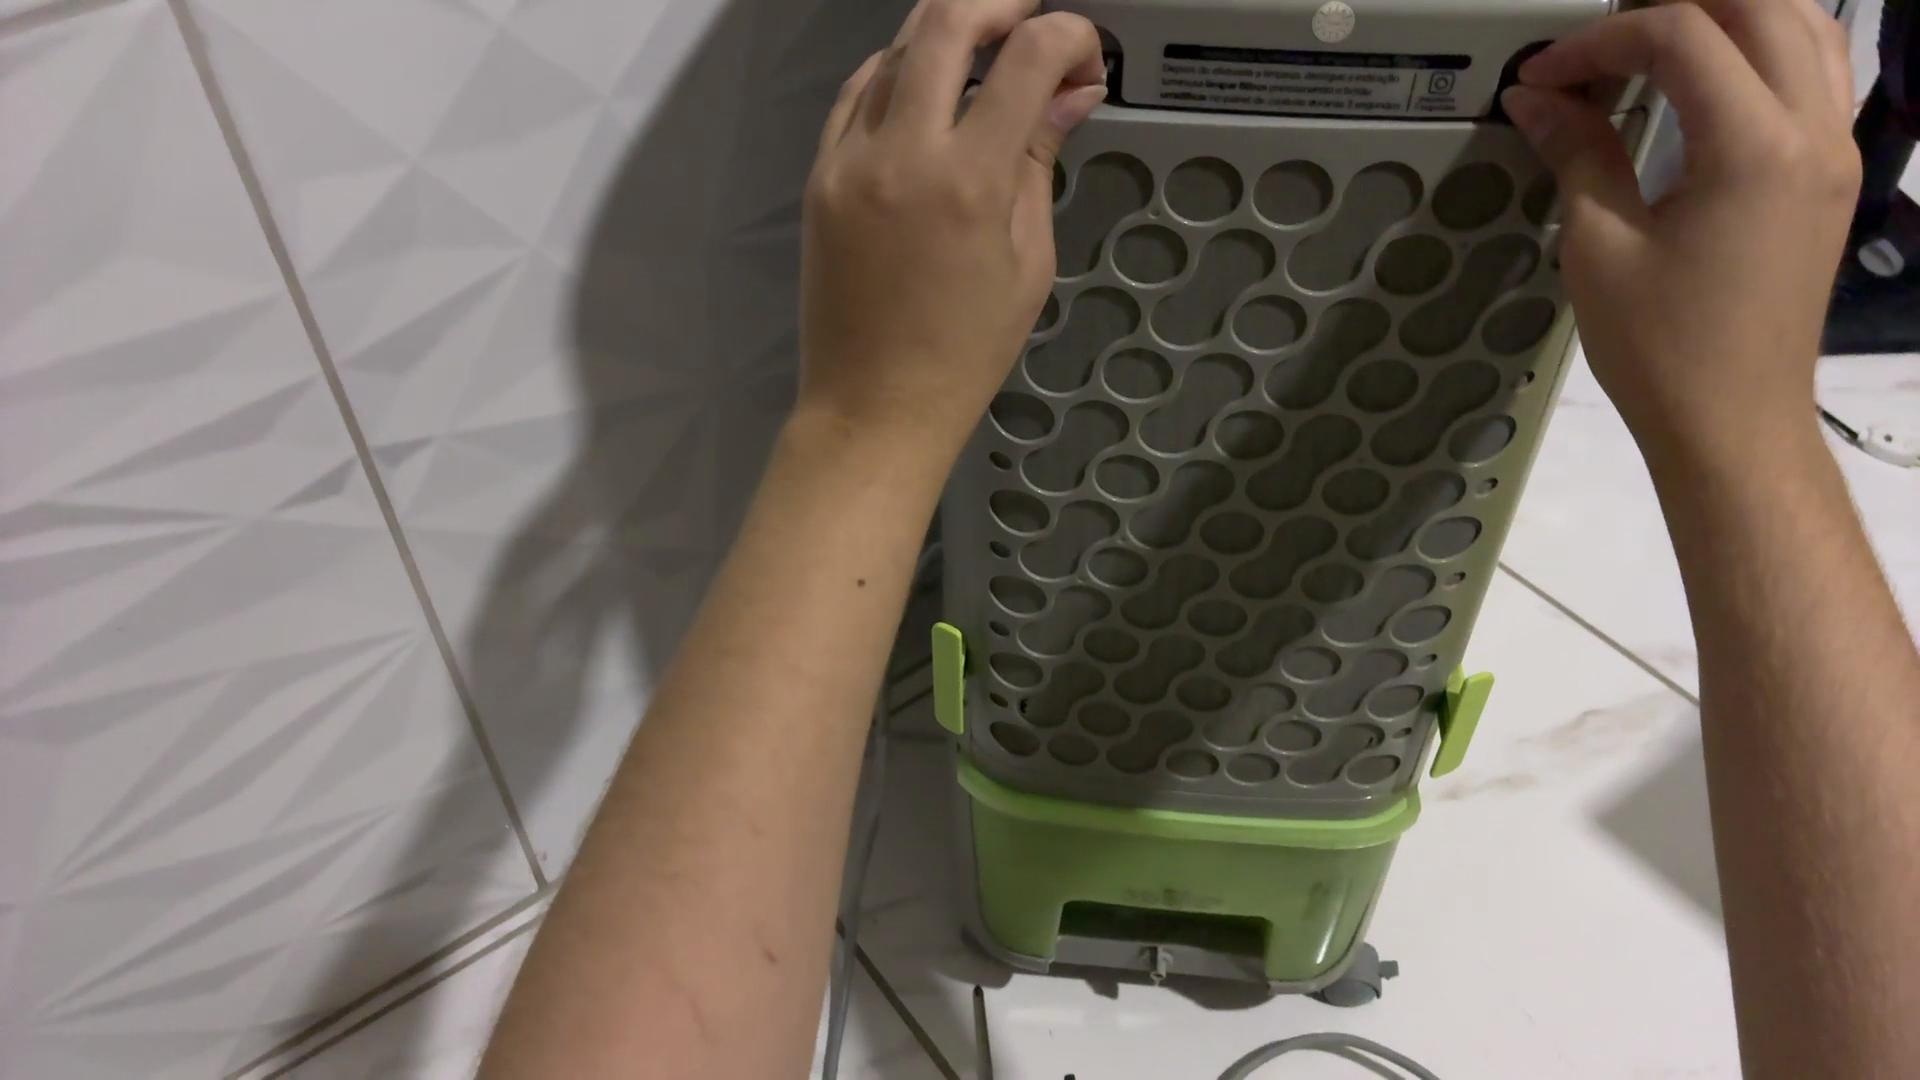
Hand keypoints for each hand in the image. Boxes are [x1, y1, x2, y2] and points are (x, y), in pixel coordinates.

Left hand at [796, 0, 1104, 459]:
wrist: (874, 406)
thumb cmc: (965, 355)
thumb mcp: (1026, 268)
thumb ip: (1038, 168)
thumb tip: (1068, 97)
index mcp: (968, 183)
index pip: (1028, 60)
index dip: (1070, 37)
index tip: (1086, 58)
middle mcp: (902, 153)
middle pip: (946, 19)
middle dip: (1002, 2)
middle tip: (1034, 20)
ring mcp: (848, 161)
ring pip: (894, 50)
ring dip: (945, 33)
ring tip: (984, 56)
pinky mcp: (818, 179)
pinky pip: (856, 97)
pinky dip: (895, 75)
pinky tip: (924, 91)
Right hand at [1501, 0, 1859, 457]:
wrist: (1730, 414)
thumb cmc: (1655, 344)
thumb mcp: (1599, 249)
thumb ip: (1578, 158)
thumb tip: (1538, 101)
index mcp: (1753, 147)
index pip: (1684, 39)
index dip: (1600, 43)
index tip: (1538, 76)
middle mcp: (1816, 126)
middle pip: (1762, 5)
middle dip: (1667, 10)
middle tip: (1590, 49)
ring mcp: (1838, 145)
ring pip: (1805, 26)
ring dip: (1723, 20)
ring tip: (1641, 52)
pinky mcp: (1832, 171)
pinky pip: (1813, 72)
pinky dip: (1755, 54)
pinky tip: (1699, 85)